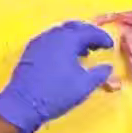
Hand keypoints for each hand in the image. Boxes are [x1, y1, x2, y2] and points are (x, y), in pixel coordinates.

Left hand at [0, 21, 114, 132]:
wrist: (21, 104)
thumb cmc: (55, 94)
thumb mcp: (83, 85)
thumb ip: (99, 74)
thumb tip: (107, 67)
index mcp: (67, 39)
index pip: (89, 31)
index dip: (102, 37)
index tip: (110, 46)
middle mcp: (52, 36)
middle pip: (73, 27)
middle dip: (87, 34)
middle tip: (97, 44)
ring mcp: (38, 42)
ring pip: (60, 33)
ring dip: (73, 39)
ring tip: (83, 52)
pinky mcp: (30, 52)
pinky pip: (50, 41)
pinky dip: (61, 44)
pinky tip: (64, 59)